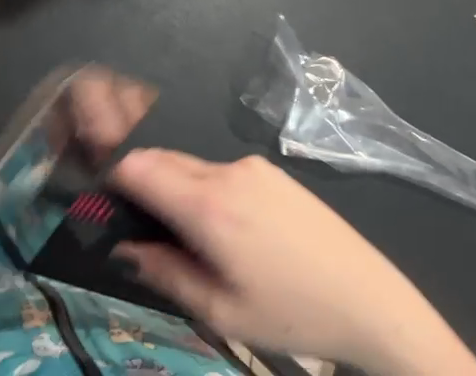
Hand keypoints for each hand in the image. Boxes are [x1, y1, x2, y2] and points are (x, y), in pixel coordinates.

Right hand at [111, 151, 475, 375]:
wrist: (372, 302)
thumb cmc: (292, 314)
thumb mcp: (221, 309)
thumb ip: (164, 273)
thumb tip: (124, 248)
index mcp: (208, 206)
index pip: (138, 166)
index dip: (112, 179)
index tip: (102, 203)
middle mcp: (227, 172)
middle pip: (162, 160)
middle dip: (140, 184)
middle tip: (138, 228)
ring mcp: (253, 167)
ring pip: (191, 166)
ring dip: (173, 187)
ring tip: (186, 239)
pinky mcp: (274, 172)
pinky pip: (219, 171)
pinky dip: (202, 189)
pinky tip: (224, 230)